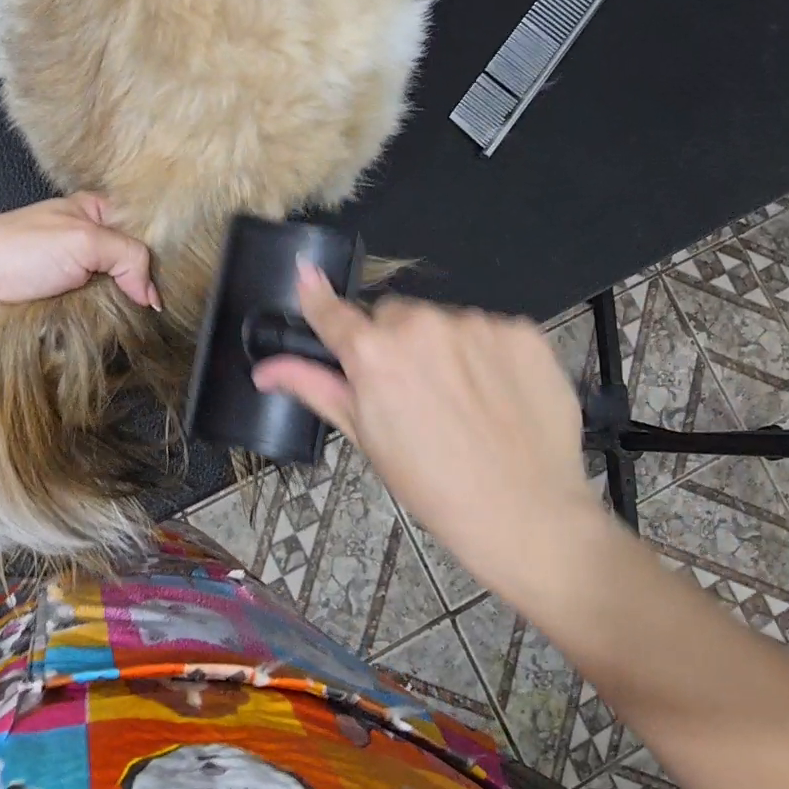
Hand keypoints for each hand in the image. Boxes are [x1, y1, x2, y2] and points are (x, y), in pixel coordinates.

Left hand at [0, 193, 161, 322]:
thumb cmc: (18, 250)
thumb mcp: (84, 239)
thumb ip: (130, 257)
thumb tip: (153, 296)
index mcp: (92, 210)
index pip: (141, 227)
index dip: (159, 250)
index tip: (175, 277)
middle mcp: (85, 239)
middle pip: (130, 263)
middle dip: (141, 282)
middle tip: (153, 304)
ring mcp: (73, 274)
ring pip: (114, 292)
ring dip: (122, 307)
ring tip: (136, 320)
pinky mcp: (61, 303)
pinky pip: (94, 313)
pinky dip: (102, 322)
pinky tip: (113, 329)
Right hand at [252, 262, 599, 589]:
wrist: (525, 512)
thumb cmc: (431, 484)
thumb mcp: (363, 436)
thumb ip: (314, 387)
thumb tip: (264, 370)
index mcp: (373, 353)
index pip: (332, 311)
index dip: (316, 297)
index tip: (305, 276)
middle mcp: (422, 325)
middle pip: (392, 315)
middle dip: (392, 342)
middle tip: (407, 391)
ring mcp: (477, 324)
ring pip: (442, 322)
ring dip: (441, 347)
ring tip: (458, 400)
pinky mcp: (522, 331)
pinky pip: (488, 330)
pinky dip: (485, 354)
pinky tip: (493, 394)